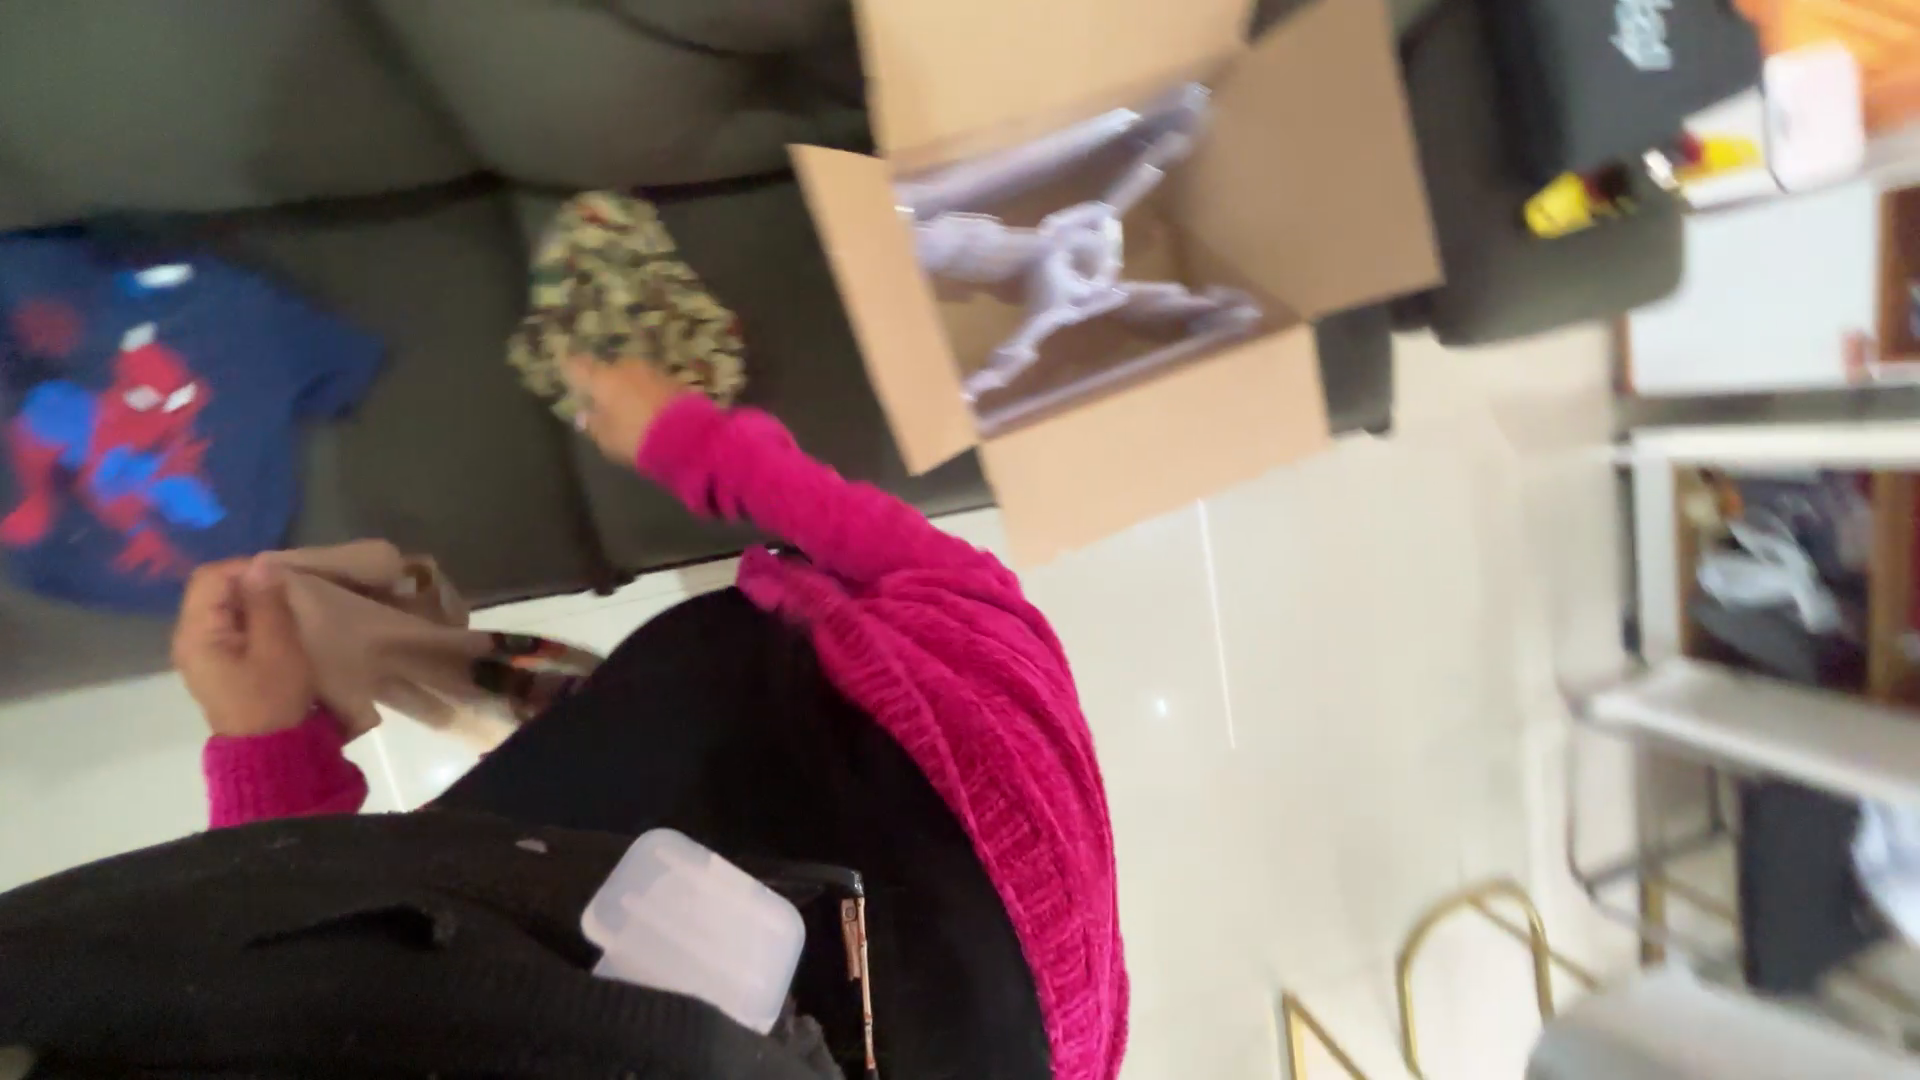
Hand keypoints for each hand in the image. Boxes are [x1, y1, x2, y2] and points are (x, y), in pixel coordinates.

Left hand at [172, 557, 315, 737]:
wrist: (272, 746)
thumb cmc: (274, 696)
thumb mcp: (278, 647)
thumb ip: (267, 604)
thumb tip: (263, 563)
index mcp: (196, 632)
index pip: (211, 577)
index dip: (250, 568)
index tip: (291, 576)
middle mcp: (191, 637)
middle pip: (217, 590)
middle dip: (258, 583)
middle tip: (299, 589)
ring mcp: (206, 651)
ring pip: (229, 607)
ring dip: (262, 601)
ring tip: (297, 606)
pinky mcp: (224, 661)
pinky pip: (237, 625)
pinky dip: (261, 618)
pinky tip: (286, 627)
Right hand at [563, 357, 692, 466]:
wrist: (689, 436)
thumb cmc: (637, 438)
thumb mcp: (607, 439)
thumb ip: (593, 424)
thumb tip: (584, 414)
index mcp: (601, 378)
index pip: (577, 366)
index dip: (572, 371)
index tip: (572, 379)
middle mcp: (626, 368)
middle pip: (610, 369)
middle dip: (608, 381)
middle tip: (607, 401)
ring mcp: (654, 371)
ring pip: (634, 375)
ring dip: (632, 386)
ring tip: (633, 407)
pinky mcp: (677, 380)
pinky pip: (655, 384)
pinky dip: (651, 392)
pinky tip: (654, 409)